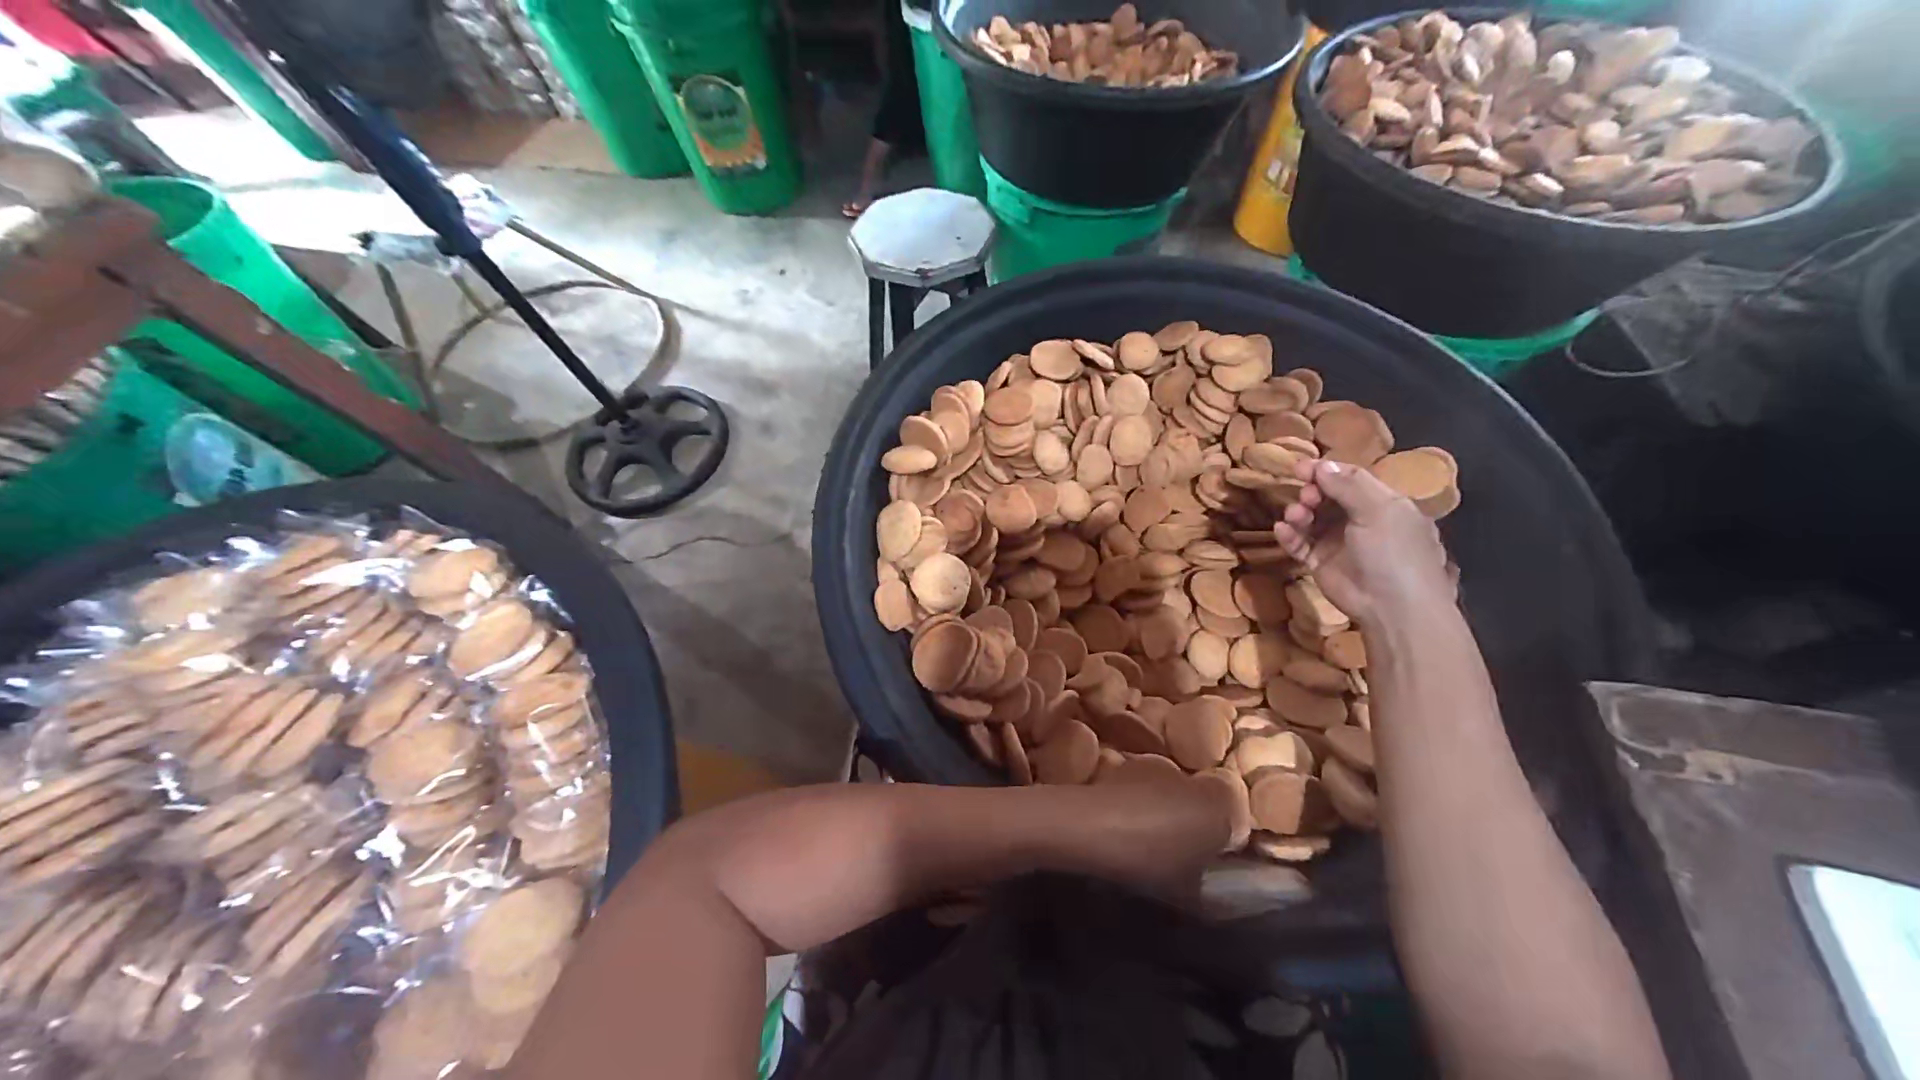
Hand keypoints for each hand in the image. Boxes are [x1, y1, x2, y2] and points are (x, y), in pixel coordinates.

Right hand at [1271, 457, 1455, 628]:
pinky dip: (1289, 536)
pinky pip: (1300, 544)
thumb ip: (1348, 486)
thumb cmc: (1394, 552)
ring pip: (1311, 519)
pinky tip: (1282, 530)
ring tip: (1295, 517)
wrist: (1393, 607)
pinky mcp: (1321, 563)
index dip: (1326, 471)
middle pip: (1327, 497)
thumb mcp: (1379, 511)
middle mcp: (1360, 520)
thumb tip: (1322, 464)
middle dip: (1311, 493)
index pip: (1350, 480)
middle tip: (1305, 497)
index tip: (1300, 467)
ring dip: (1299, 513)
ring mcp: (1339, 542)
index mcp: (1383, 504)